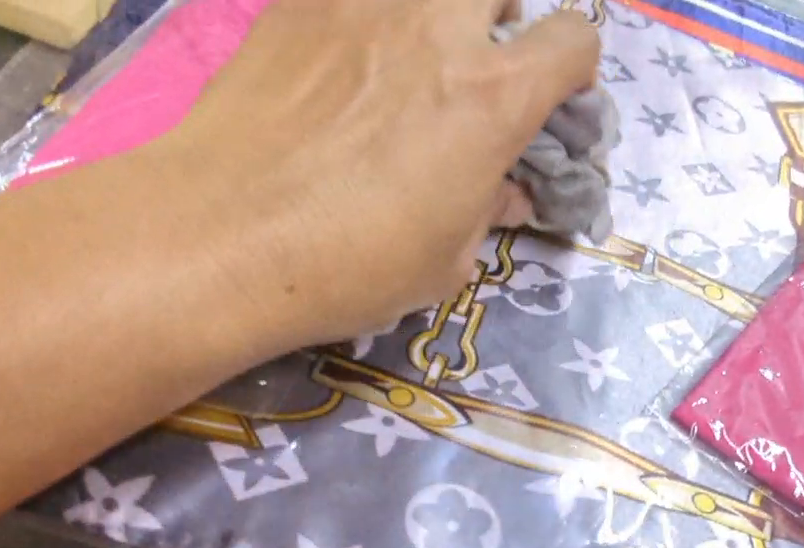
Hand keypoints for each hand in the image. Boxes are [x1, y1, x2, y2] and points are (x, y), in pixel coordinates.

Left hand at [140, 0, 598, 352]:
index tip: (555, 99)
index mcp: (493, 97)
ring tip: (406, 62)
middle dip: (503, 18)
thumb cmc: (355, 266)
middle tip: (474, 67)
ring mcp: (365, 1)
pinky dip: (364, 21)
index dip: (574, 69)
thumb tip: (506, 192)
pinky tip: (338, 68)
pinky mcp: (300, 2)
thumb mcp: (445, 262)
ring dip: (434, 16)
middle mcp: (439, 25)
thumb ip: (486, 210)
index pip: (572, 39)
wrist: (230, 235)